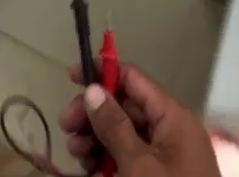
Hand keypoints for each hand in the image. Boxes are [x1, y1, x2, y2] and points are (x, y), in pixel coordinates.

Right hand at [59, 64, 220, 176]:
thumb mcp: (138, 164)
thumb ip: (113, 125)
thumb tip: (92, 88)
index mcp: (172, 116)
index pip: (133, 78)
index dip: (102, 72)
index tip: (72, 76)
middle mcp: (170, 130)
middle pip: (124, 107)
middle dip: (93, 114)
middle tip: (66, 126)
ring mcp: (166, 156)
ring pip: (123, 133)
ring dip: (95, 138)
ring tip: (75, 153)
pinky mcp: (160, 176)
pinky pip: (130, 156)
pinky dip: (107, 158)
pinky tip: (89, 168)